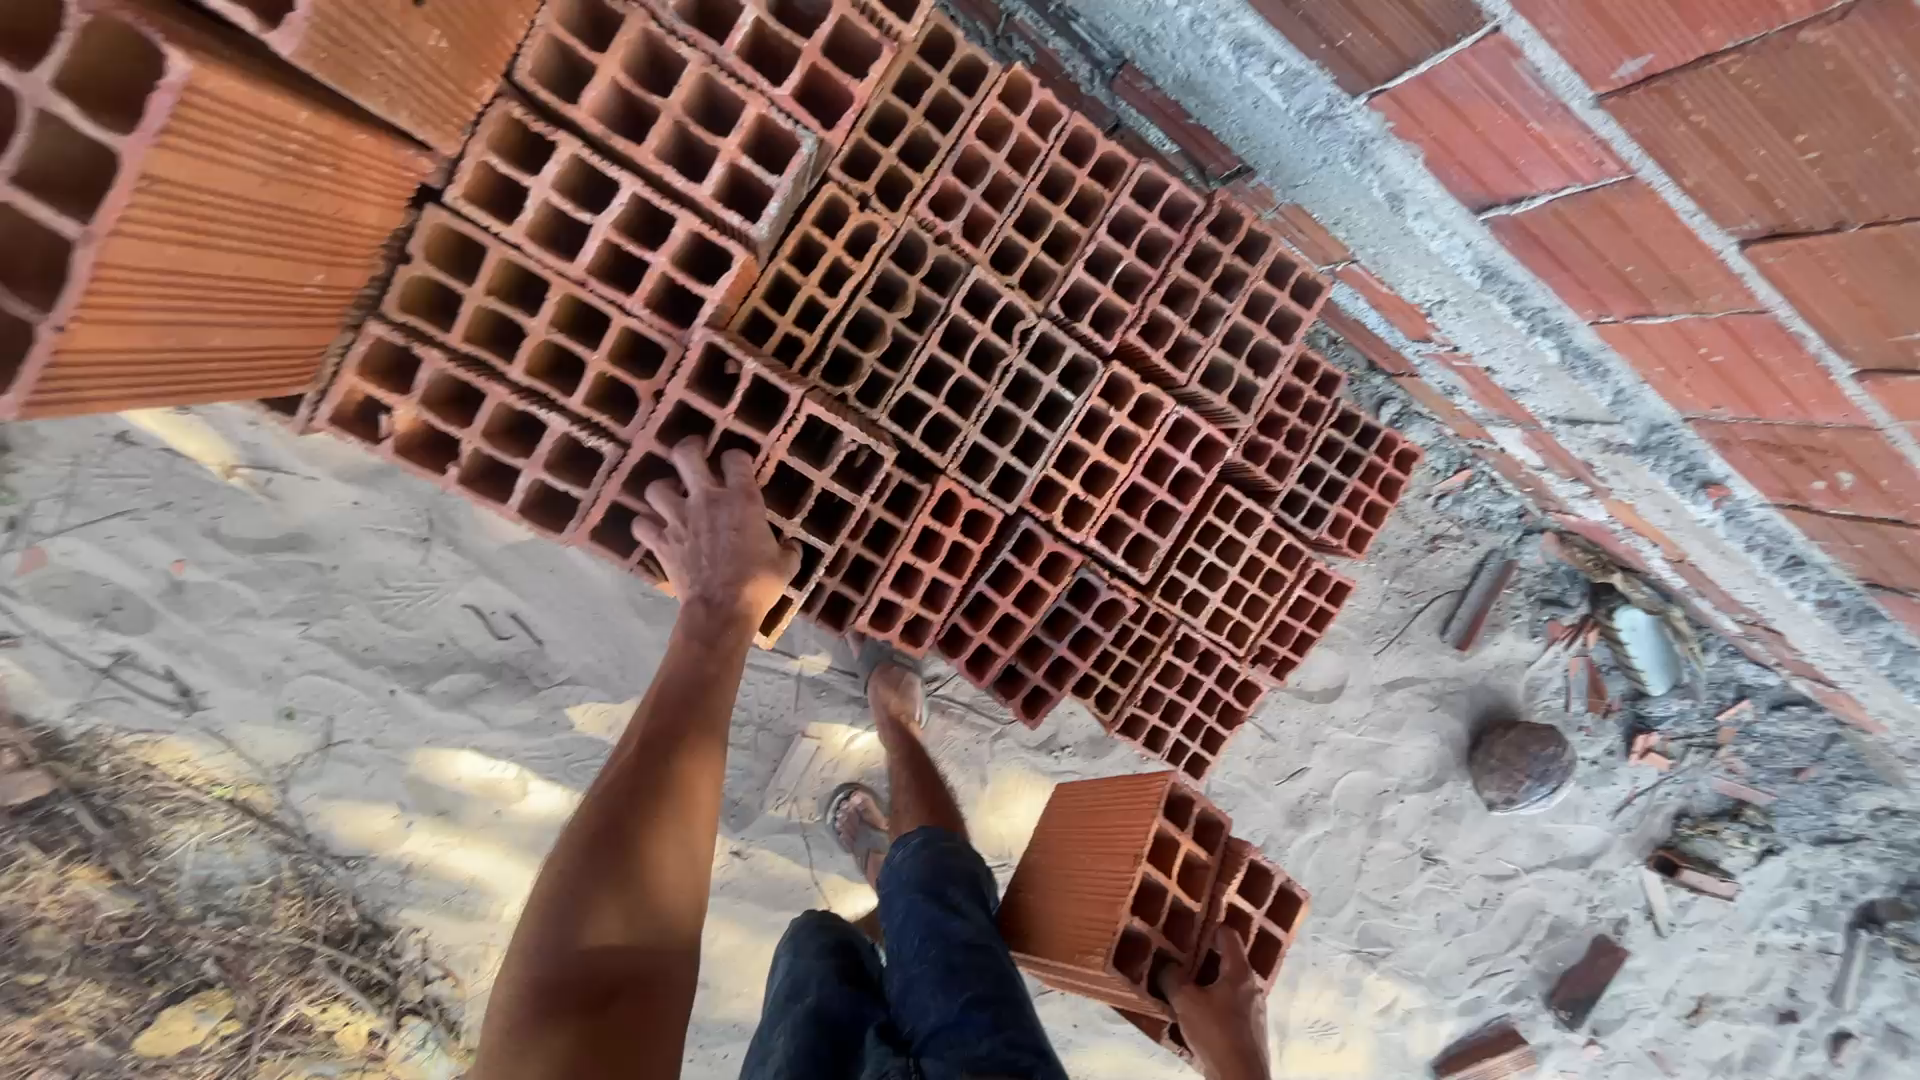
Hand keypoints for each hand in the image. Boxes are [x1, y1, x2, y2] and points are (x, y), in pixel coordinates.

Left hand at [631, 439, 800, 628]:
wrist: (723, 609)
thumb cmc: (759, 584)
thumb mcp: (786, 565)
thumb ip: (788, 549)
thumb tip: (791, 546)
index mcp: (742, 499)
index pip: (735, 458)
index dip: (735, 458)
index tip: (737, 464)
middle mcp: (707, 500)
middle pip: (686, 455)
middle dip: (690, 448)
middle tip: (694, 452)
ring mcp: (678, 519)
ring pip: (656, 487)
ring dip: (663, 489)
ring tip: (671, 495)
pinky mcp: (661, 541)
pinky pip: (641, 524)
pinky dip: (646, 524)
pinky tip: (655, 528)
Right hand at [1159, 927, 1270, 1079]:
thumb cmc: (1216, 1033)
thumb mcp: (1185, 1001)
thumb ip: (1172, 977)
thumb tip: (1166, 965)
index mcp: (1240, 972)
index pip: (1229, 935)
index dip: (1210, 926)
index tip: (1191, 926)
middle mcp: (1252, 987)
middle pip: (1229, 960)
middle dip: (1205, 956)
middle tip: (1182, 954)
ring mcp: (1255, 1010)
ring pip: (1229, 985)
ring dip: (1209, 982)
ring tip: (1185, 984)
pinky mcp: (1251, 1031)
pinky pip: (1231, 1006)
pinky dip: (1215, 1002)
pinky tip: (1198, 1013)